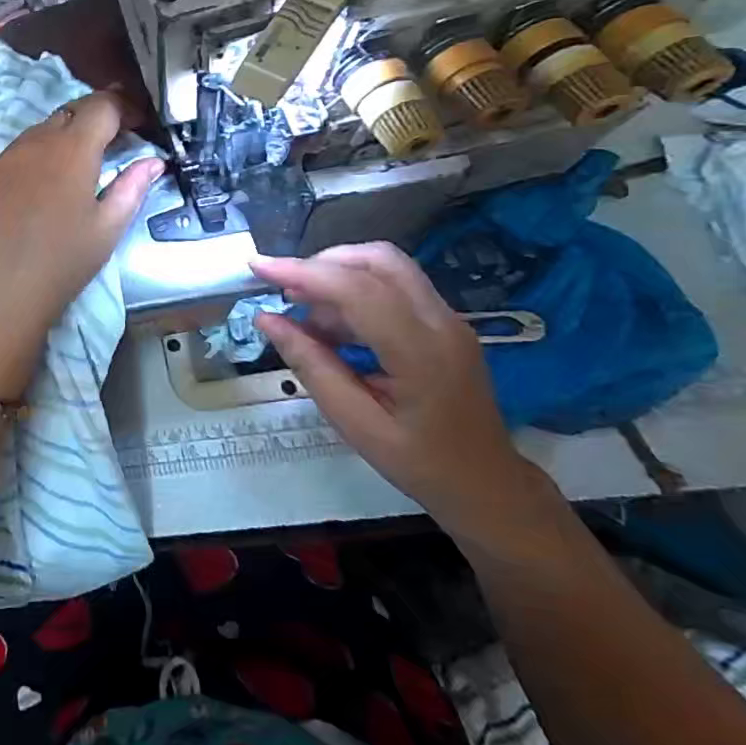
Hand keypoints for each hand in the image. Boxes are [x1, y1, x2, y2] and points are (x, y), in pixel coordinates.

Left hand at [0, 91, 163, 397]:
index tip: (140, 125)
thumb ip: (133, 187)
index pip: (102, 106)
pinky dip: (42, 150)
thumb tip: (153, 161)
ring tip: (82, 162)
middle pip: (72, 110)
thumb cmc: (64, 261)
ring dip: (68, 133)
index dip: (126, 108)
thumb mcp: (108, 227)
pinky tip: (48, 180)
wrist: (3, 288)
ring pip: (44, 127)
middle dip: (98, 117)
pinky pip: (22, 147)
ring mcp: (9, 155)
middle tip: (116, 142)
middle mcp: (37, 141)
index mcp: (73, 150)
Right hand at [250, 242, 555, 530]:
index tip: (258, 268)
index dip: (303, 272)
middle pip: (378, 260)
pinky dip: (355, 292)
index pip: (359, 290)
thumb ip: (312, 366)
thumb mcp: (355, 423)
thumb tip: (267, 320)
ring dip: (338, 277)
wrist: (487, 484)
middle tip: (285, 292)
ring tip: (304, 316)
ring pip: (386, 267)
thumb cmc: (419, 462)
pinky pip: (394, 287)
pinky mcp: (443, 323)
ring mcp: (448, 319)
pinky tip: (333, 327)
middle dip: (322, 263)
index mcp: (422, 353)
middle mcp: (441, 322)